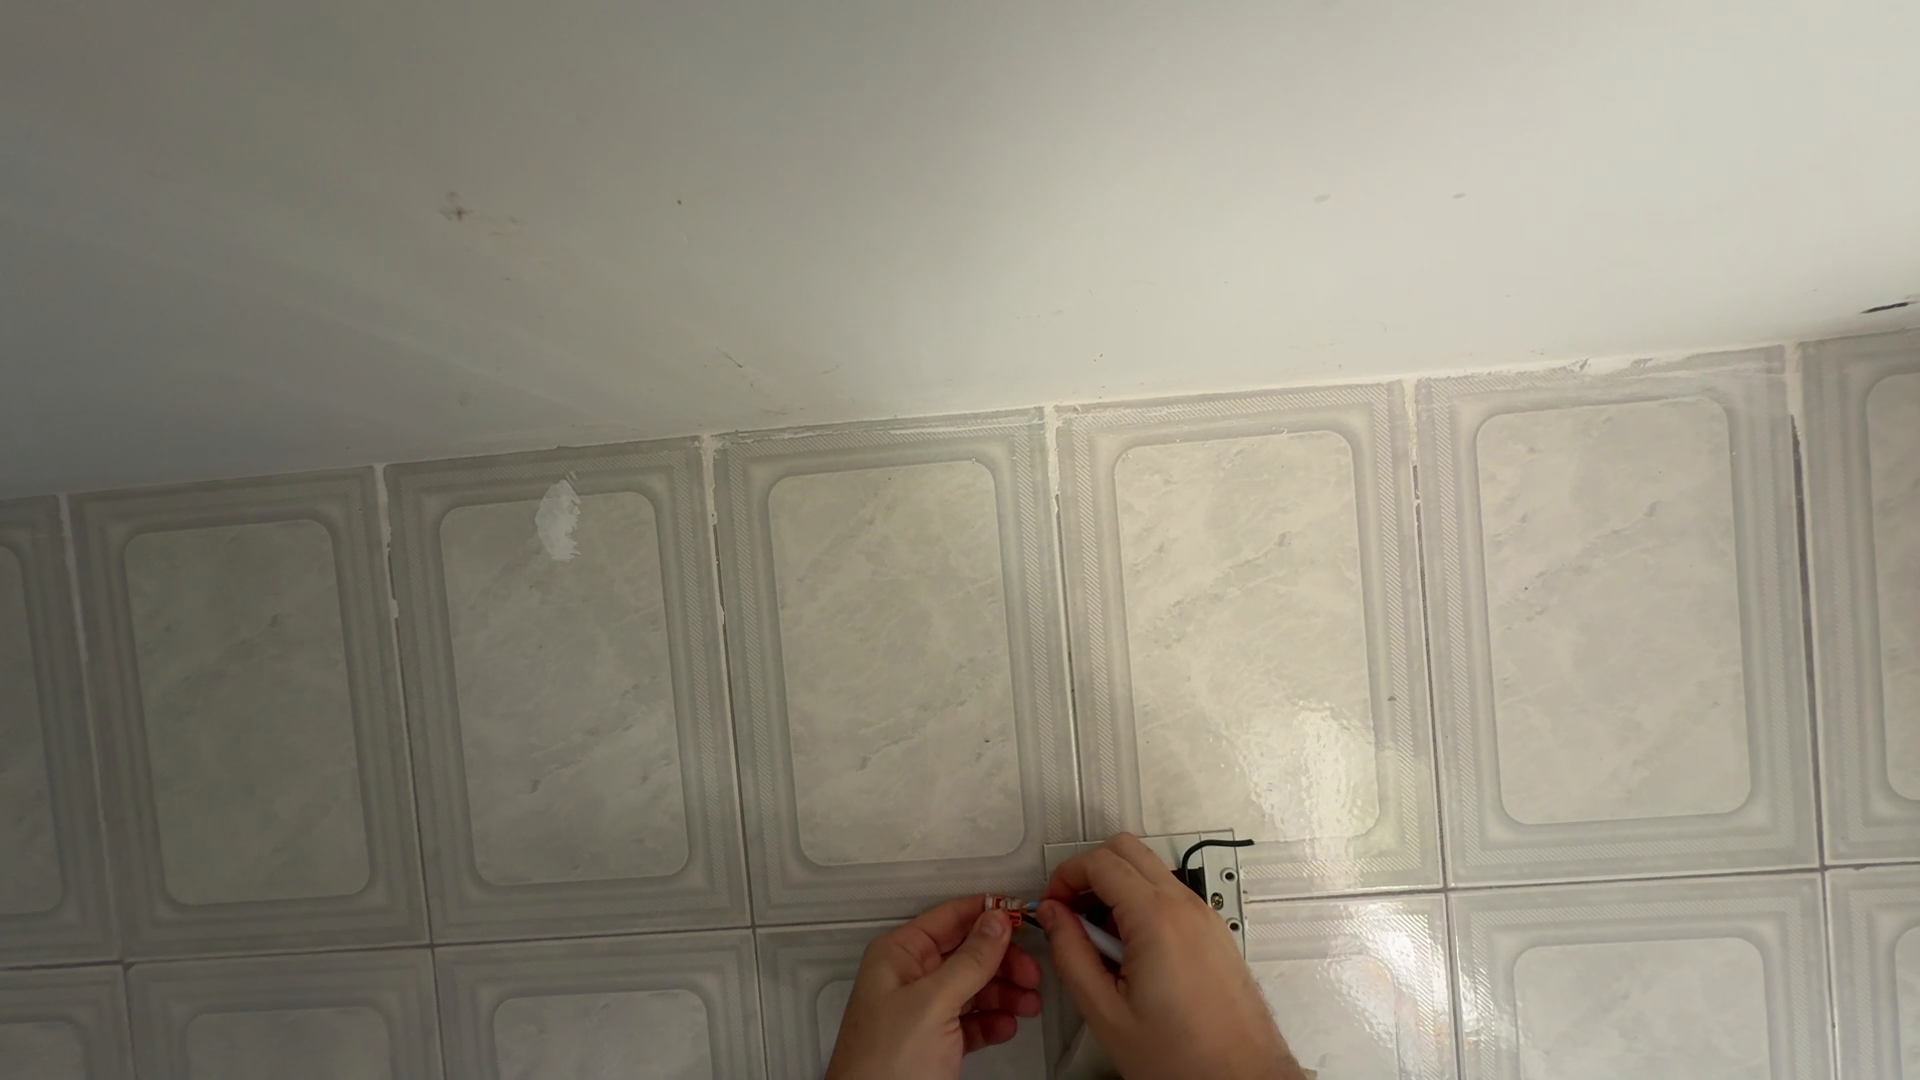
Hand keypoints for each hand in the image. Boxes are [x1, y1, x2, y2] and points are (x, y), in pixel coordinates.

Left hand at [824, 895, 1042, 1079]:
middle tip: (1030, 970)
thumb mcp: (932, 1003)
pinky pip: (970, 1021)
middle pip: (965, 952)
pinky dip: (992, 1021)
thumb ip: (969, 960)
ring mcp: (922, 1011)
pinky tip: (1007, 1025)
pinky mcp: (933, 1044)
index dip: (985, 912)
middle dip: (1001, 960)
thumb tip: (995, 922)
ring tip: (1028, 1001)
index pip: (949, 917)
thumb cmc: (882, 1067)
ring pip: (972, 987)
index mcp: (899, 955)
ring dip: (1004, 992)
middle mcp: (909, 977)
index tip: (1019, 913)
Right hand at [1037, 834, 1306, 1079]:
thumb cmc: (1187, 1061)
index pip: (1099, 862)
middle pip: (1125, 848)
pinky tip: (1131, 949)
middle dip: (1089, 870)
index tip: (1054, 903)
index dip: (1066, 876)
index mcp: (1156, 918)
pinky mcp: (1214, 930)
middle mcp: (1184, 906)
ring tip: (1101, 938)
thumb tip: (1053, 916)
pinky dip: (1142, 901)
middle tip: (1072, 907)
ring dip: (1116, 885)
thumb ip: (1071, 954)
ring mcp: (1204, 915)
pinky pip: (1169, 892)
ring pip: (1148, 867)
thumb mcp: (1107, 1012)